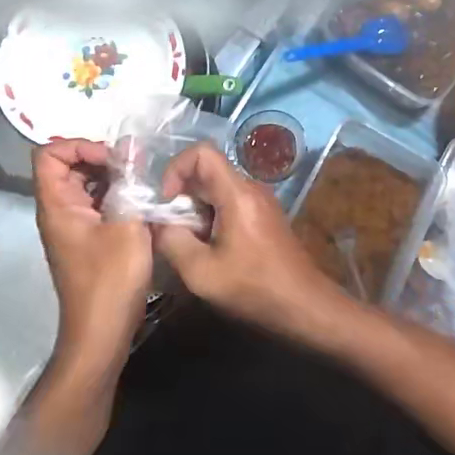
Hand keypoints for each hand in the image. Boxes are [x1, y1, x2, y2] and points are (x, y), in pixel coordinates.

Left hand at [33, 139, 152, 373]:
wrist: (102, 330)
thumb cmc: (112, 279)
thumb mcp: (127, 225)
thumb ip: (128, 184)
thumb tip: (131, 148)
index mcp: (57, 206)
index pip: (49, 155)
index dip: (80, 146)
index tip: (115, 159)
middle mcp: (58, 213)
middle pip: (68, 167)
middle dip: (103, 159)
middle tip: (138, 169)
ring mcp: (73, 227)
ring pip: (86, 185)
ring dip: (115, 177)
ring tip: (146, 184)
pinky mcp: (89, 239)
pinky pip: (98, 204)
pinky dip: (119, 195)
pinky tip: (145, 204)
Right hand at [151, 143, 341, 335]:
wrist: (301, 301)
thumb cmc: (252, 286)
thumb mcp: (199, 270)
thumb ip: (170, 240)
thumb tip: (153, 221)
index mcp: (238, 193)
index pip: (202, 153)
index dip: (175, 169)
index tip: (164, 201)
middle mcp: (252, 189)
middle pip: (208, 171)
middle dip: (181, 194)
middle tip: (169, 229)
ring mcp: (261, 201)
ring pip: (217, 189)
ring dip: (195, 209)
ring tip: (186, 242)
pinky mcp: (264, 216)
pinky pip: (230, 203)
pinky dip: (211, 217)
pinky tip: (207, 248)